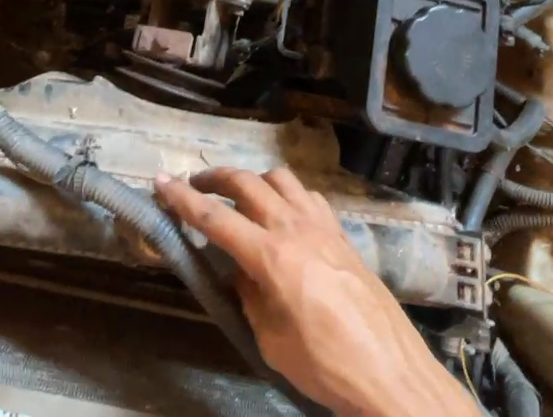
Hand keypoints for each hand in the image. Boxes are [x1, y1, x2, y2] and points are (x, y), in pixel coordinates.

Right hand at [155, 167, 477, 416]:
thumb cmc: (325, 365)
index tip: (160, 181)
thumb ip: (249, 294)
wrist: (392, 374)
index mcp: (271, 257)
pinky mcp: (342, 234)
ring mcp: (323, 227)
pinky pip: (308, 197)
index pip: (215, 218)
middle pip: (246, 183)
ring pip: (280, 179)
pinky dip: (287, 195)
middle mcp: (295, 229)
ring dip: (253, 180)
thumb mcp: (270, 338)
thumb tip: (240, 269)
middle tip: (194, 185)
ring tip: (240, 197)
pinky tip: (284, 215)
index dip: (182, 198)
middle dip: (214, 178)